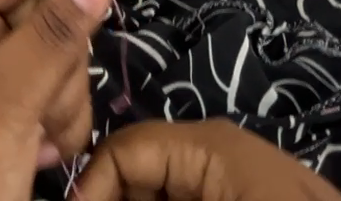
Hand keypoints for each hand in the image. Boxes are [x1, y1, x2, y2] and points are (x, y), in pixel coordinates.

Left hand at [0, 0, 121, 200]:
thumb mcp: (4, 96)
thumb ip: (53, 33)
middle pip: (45, 10)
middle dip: (59, 54)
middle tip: (46, 91)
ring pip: (61, 56)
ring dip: (62, 98)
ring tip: (37, 135)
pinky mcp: (20, 118)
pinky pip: (64, 96)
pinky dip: (63, 124)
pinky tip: (41, 154)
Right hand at [75, 120, 340, 200]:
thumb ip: (140, 200)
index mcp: (207, 144)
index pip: (121, 150)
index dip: (88, 189)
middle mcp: (218, 149)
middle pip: (140, 170)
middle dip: (113, 199)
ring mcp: (237, 176)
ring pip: (165, 189)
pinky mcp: (252, 194)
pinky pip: (192, 198)